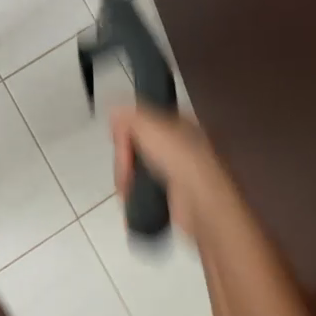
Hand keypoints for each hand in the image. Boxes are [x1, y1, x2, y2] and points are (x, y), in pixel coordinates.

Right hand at [110, 105, 230, 241]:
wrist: (201, 203)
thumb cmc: (177, 157)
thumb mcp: (148, 124)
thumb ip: (128, 115)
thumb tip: (114, 111)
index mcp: (179, 122)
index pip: (144, 115)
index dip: (127, 124)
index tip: (116, 135)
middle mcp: (180, 144)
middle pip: (139, 141)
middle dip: (125, 153)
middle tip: (123, 165)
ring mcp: (177, 171)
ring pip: (139, 165)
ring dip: (127, 174)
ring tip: (125, 186)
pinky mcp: (173, 196)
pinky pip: (145, 187)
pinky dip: (134, 191)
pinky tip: (131, 195)